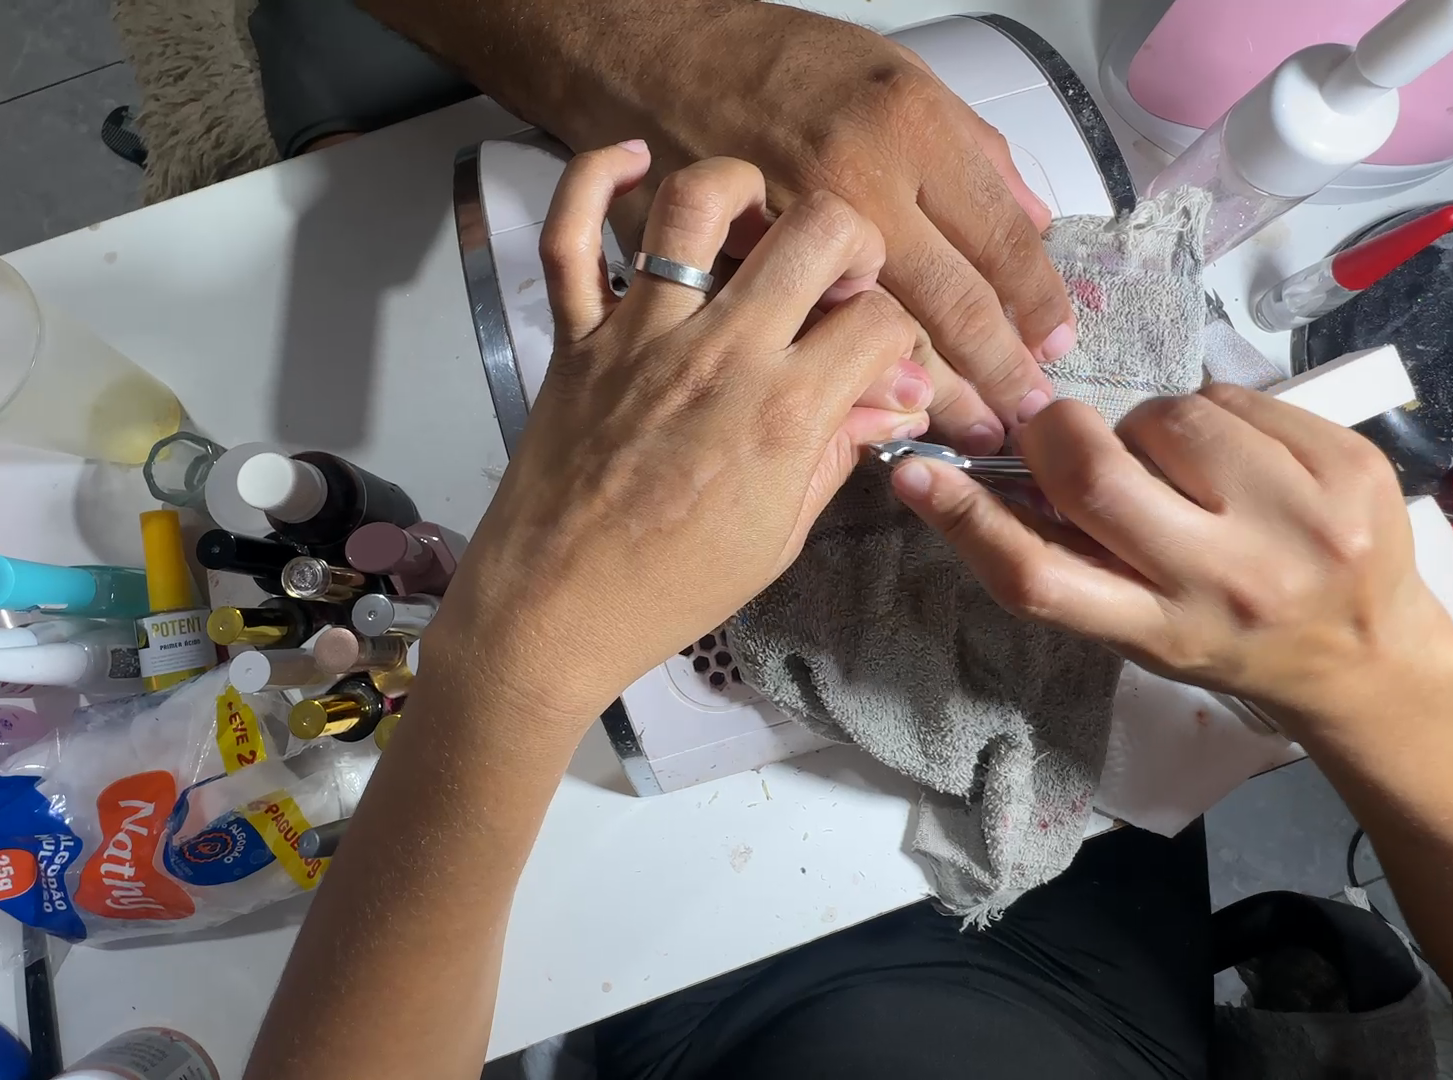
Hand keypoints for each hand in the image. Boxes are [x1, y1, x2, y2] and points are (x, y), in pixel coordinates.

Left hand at [427, 144, 928, 726]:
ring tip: (759, 218)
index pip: (877, 322)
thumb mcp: (777, 537)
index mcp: (780, 414)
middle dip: (851, 240)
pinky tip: (630, 159)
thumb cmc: (668, 591)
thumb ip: (836, 454)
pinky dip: (592, 179)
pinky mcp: (576, 340)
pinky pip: (570, 236)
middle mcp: (716, 355)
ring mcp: (637, 337)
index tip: (884, 361)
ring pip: (697, 202)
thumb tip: (890, 404)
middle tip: (842, 277)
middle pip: (815, 231)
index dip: (897, 335)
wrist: (555, 611)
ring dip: (745, 188)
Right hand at [568, 3, 1075, 453]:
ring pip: (881, 335)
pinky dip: (846, 373)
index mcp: (908, 126)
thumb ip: (971, 153)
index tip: (1053, 345)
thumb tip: (1029, 224)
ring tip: (966, 426)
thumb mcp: (897, 75)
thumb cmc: (782, 65)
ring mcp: (795, 240)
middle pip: (949, 301)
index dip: (1034, 303)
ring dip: (931, 388)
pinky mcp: (742, 274)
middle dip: (995, 370)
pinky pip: (808, 335)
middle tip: (1024, 418)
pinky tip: (875, 403)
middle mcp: (858, 185)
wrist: (662, 61)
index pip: (998, 237)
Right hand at [889, 385, 1452, 714]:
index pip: (1039, 576)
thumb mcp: (1124, 625)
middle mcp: (1228, 582)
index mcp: (1156, 629)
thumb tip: (961, 478)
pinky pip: (1231, 394)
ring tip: (1171, 466)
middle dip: (1057, 433)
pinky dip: (1205, 412)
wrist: (1363, 653)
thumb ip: (1055, 558)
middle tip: (1059, 436)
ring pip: (1167, 417)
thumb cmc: (1215, 639)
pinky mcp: (1353, 463)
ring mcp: (1303, 519)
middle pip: (1097, 476)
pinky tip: (1230, 456)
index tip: (913, 471)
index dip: (965, 519)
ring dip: (1142, 428)